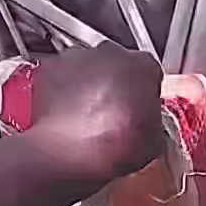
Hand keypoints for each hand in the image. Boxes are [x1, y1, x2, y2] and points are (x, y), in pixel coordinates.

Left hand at [20, 45, 164, 186]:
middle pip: (117, 65)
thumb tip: (149, 126)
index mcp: (142, 66)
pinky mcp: (50, 69)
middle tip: (114, 115)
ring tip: (88, 119)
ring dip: (89, 87)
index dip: (145, 92)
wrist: (68, 152)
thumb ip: (154, 123)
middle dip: (116, 85)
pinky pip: (61, 77)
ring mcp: (78, 59)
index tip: (141, 107)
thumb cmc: (109, 145)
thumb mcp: (152, 142)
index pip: (149, 72)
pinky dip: (63, 91)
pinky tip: (67, 116)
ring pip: (88, 69)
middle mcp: (110, 53)